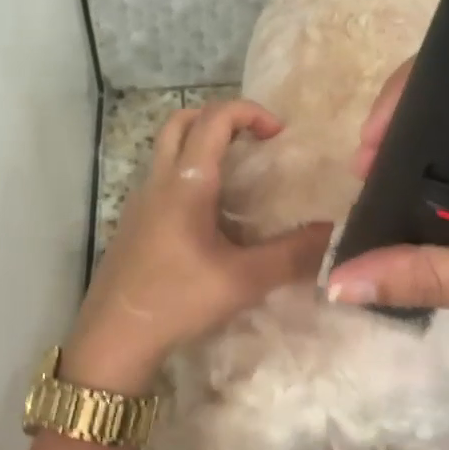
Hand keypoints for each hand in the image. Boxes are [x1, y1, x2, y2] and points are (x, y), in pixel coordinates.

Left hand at [67, 100, 333, 392]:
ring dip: (201, 147)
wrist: (114, 337)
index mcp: (185, 182)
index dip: (249, 112)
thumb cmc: (177, 300)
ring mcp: (141, 201)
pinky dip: (188, 175)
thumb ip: (293, 254)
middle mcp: (158, 180)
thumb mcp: (244, 280)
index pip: (214, 118)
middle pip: (182, 122)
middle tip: (254, 142)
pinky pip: (162, 180)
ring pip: (167, 150)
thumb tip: (335, 233)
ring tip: (239, 178)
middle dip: (220, 119)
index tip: (279, 134)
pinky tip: (212, 218)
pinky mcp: (134, 223)